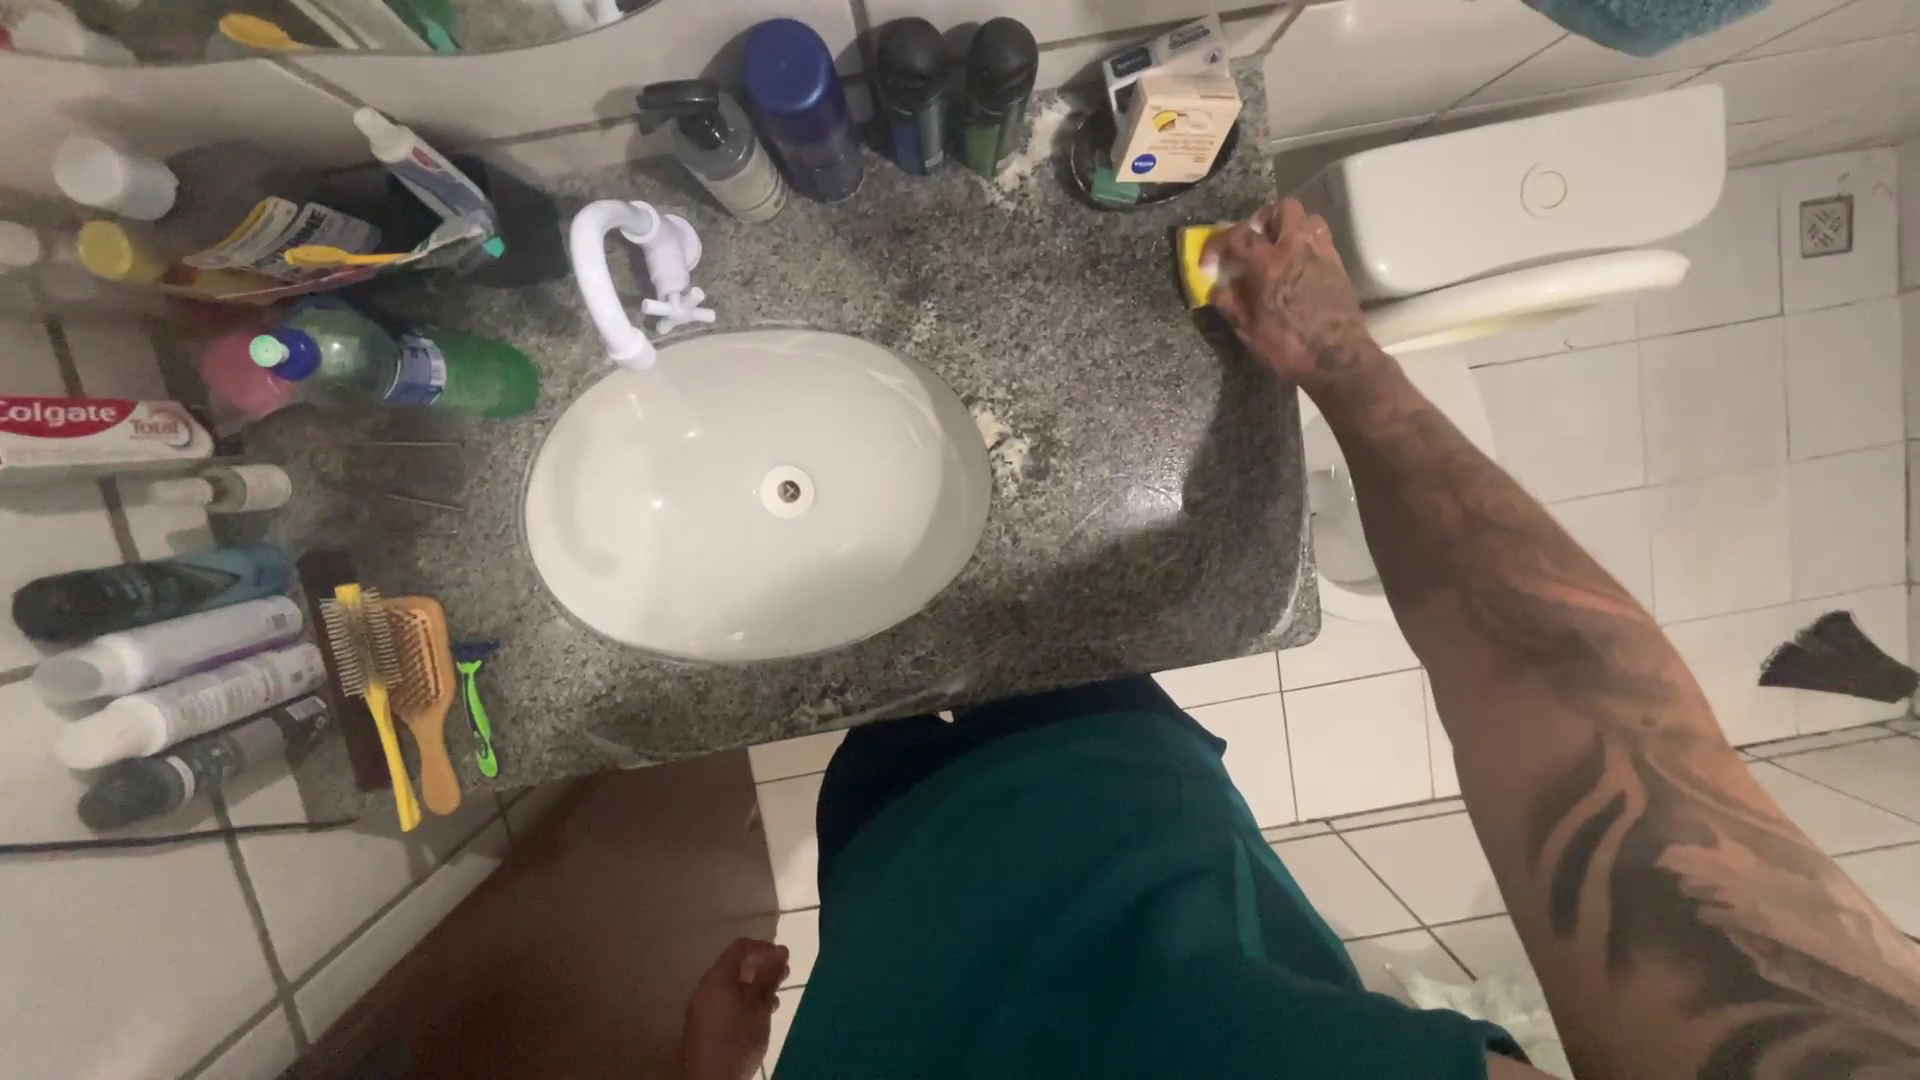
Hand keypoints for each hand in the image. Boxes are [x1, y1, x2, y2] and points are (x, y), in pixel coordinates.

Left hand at [678, 938, 789, 1079]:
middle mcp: (705, 988)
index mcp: (717, 978)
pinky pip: (724, 1004)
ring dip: (754, 988)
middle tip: (783, 976)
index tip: (784, 958)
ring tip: (774, 1000)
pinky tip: (758, 1018)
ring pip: (731, 987)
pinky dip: (743, 1003)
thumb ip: (769, 976)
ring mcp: (701, 1009)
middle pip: (734, 967)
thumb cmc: (737, 1040)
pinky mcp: (701, 1028)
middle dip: (761, 968)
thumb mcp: (759, 1006)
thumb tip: (781, 951)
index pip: (740, 947)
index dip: (764, 947)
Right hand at [1201, 198, 1375, 386]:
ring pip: (1307, 218)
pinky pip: (1320, 238)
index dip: (1218, 243)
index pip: (1238, 236)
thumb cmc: (1288, 346)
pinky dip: (1304, 242)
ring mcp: (1321, 253)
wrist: (1336, 357)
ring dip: (1288, 226)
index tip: (1209, 261)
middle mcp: (1297, 249)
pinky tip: (1296, 265)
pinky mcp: (1337, 264)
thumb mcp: (1249, 330)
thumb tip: (1218, 288)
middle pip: (1282, 209)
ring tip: (1277, 249)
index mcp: (1269, 265)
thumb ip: (1231, 303)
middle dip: (1262, 219)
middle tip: (1252, 241)